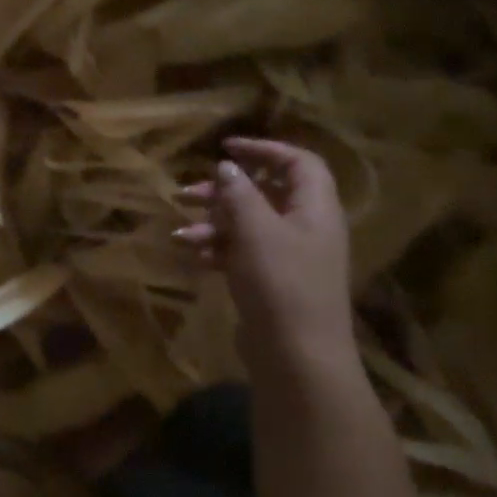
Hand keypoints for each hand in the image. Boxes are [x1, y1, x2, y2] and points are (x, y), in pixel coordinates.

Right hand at [176, 138, 352, 364]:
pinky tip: (194, 257)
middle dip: (224, 191)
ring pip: (248, 224)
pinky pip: (241, 251)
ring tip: (181, 234)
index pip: (297, 163)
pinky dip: (217, 248)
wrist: (295, 348)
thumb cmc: (280, 283)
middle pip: (266, 193)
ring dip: (213, 223)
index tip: (224, 147)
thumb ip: (239, 196)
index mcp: (315, 208)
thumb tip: (227, 166)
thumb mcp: (255, 233)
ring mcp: (290, 254)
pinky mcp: (271, 278)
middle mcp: (306, 225)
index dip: (263, 150)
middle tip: (184, 194)